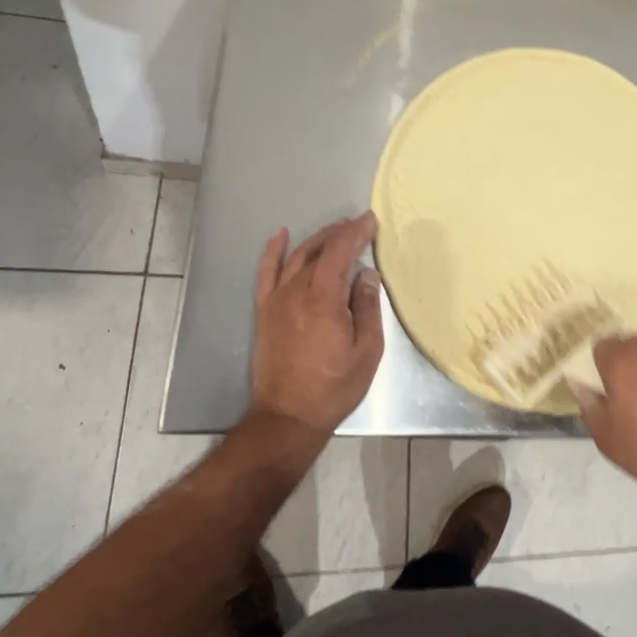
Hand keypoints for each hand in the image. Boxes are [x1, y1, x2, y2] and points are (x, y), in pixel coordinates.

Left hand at [248, 212, 384, 435]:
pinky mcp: (265, 311)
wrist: (288, 416)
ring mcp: (276, 300)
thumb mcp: (367, 350)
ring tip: (335, 229)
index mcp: (324, 298)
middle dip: (340, 234)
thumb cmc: (334, 386)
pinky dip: (273, 251)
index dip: (356, 232)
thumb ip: (367, 307)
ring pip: (296, 257)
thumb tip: (366, 274)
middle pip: (319, 251)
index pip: (340, 251)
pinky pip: (266, 273)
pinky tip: (281, 234)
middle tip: (358, 225)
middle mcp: (296, 291)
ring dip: (317, 239)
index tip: (371, 221)